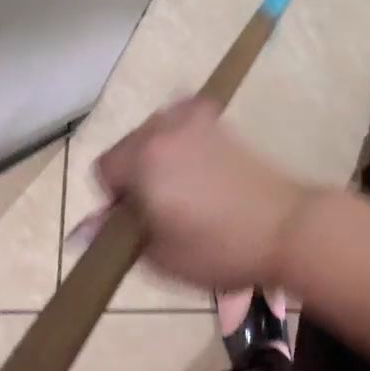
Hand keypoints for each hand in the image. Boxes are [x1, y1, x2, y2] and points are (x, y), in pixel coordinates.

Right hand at [94, 99, 316, 290]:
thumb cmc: (219, 248)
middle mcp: (166, 129)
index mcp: (145, 159)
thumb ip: (119, 235)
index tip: (135, 222)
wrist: (285, 226)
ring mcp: (197, 121)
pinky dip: (181, 129)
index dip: (113, 198)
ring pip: (156, 129)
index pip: (104, 168)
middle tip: (156, 210)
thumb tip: (84, 229)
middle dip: (133, 173)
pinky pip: (186, 114)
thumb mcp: (161, 256)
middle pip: (129, 144)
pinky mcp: (222, 123)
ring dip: (156, 152)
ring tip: (179, 187)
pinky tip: (193, 154)